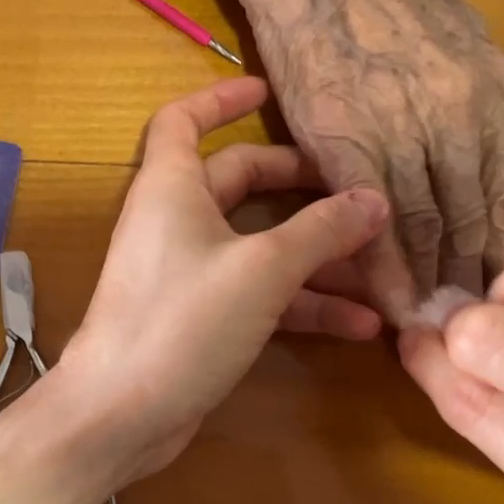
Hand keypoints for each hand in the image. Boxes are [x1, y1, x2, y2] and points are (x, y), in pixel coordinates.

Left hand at [54, 78, 387, 480]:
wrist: (120, 413)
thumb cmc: (182, 321)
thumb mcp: (261, 268)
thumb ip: (320, 230)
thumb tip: (373, 200)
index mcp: (171, 187)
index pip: (183, 121)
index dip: (220, 99)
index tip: (267, 91)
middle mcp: (174, 222)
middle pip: (238, 183)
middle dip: (301, 188)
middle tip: (359, 192)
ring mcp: (186, 273)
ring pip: (258, 247)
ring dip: (316, 259)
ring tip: (382, 273)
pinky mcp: (198, 319)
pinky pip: (256, 295)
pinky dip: (300, 305)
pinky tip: (358, 325)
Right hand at [237, 0, 503, 317]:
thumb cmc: (389, 1)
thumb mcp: (472, 37)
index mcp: (489, 96)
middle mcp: (455, 119)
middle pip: (471, 218)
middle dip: (472, 278)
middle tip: (475, 329)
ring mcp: (399, 134)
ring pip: (425, 227)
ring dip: (431, 283)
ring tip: (437, 327)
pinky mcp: (344, 147)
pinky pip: (373, 221)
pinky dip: (384, 268)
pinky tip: (391, 304)